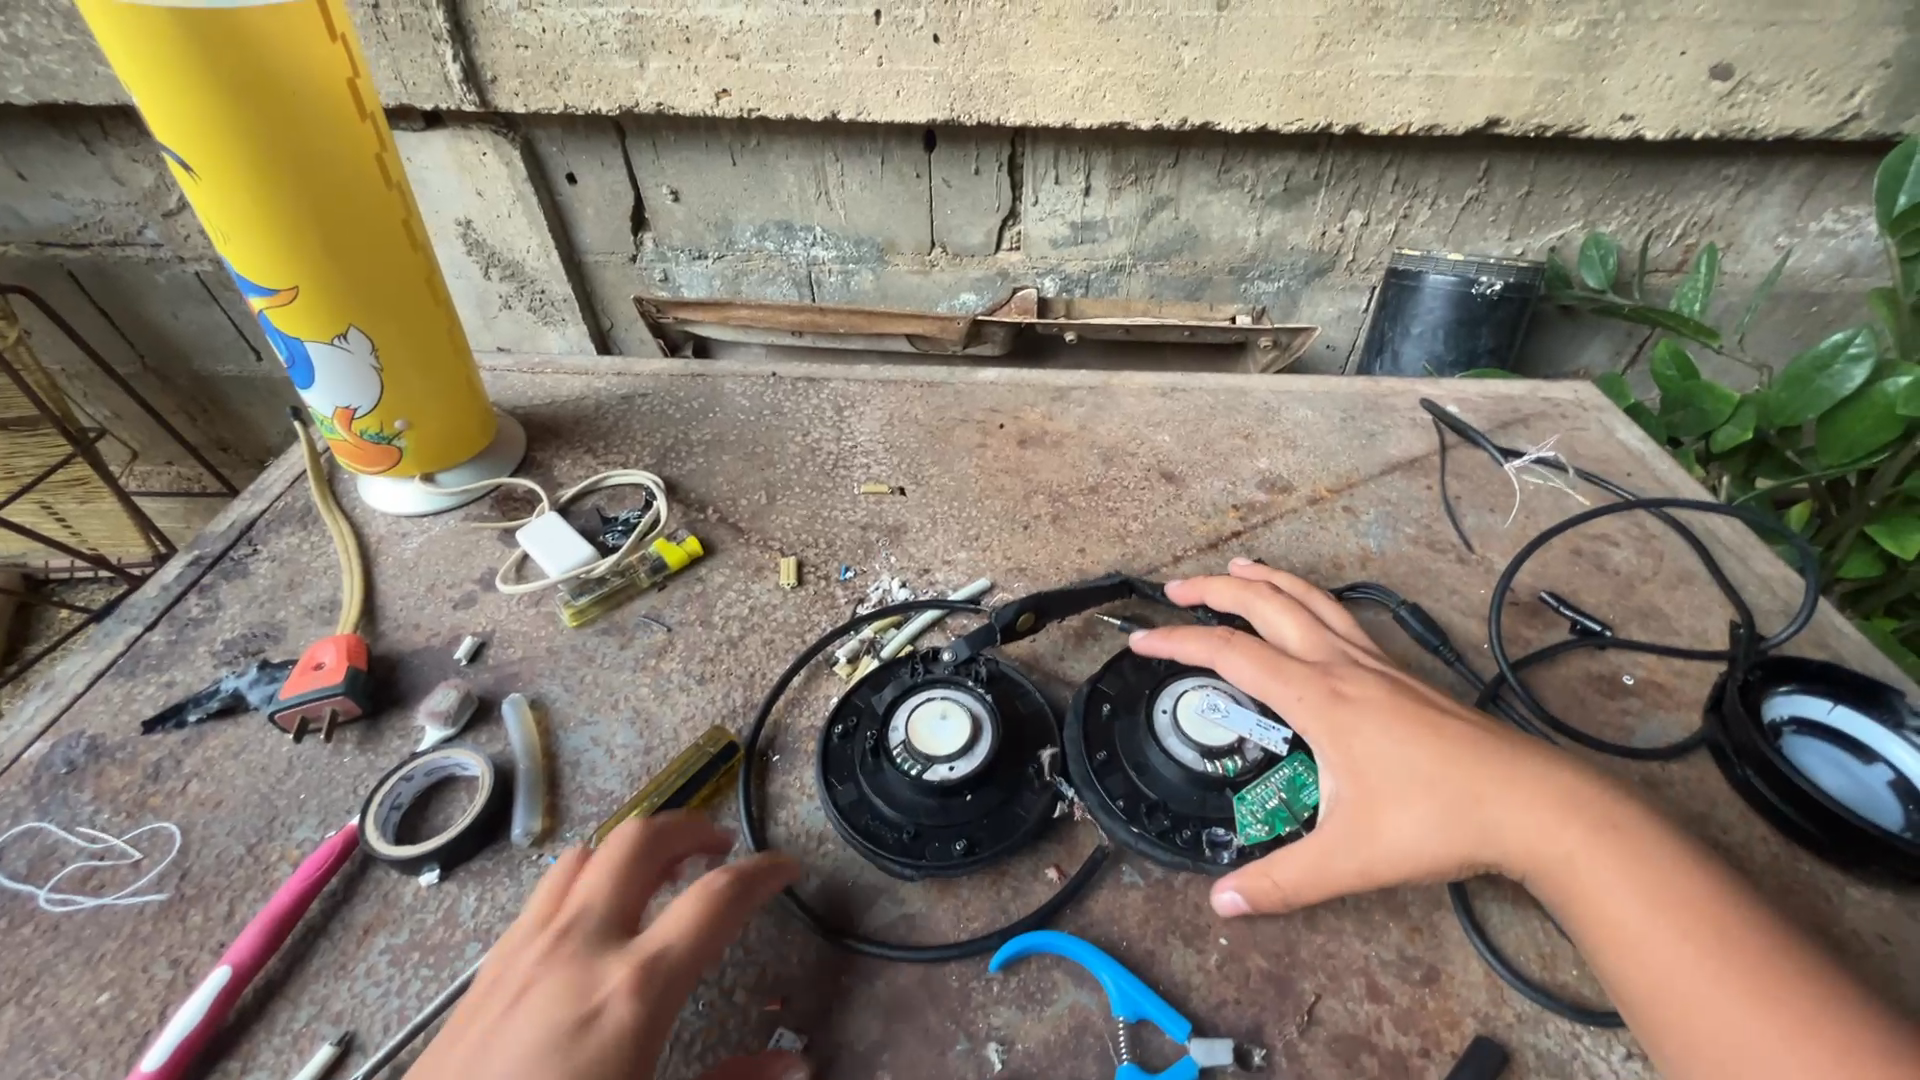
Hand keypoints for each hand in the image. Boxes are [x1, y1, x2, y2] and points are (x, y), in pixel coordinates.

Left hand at [408, 813, 804, 1079]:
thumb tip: (796, 1067)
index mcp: (635, 989)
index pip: (718, 899)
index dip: (763, 872)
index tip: (787, 867)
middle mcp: (581, 947)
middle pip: (643, 841)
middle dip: (691, 827)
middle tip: (720, 846)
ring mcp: (525, 951)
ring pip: (587, 854)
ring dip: (634, 847)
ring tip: (661, 871)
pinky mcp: (485, 972)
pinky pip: (545, 892)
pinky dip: (587, 877)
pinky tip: (593, 919)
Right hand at [1130, 559, 1605, 918]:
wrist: (1537, 804)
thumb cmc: (1439, 821)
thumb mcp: (1350, 859)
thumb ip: (1281, 882)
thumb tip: (1221, 904)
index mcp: (1318, 698)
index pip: (1231, 654)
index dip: (1178, 642)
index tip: (1141, 640)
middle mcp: (1340, 666)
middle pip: (1266, 605)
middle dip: (1214, 590)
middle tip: (1174, 587)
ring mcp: (1374, 663)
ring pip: (1309, 599)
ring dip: (1265, 579)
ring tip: (1235, 569)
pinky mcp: (1399, 671)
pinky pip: (1340, 616)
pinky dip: (1307, 597)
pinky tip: (1308, 611)